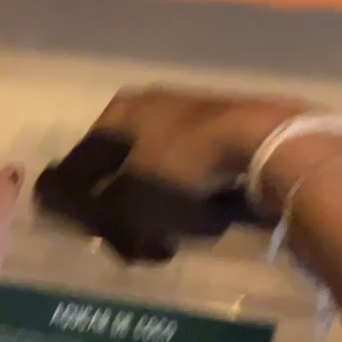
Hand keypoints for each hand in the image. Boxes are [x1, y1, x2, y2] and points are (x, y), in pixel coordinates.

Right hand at [95, 88, 341, 213]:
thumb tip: (86, 225)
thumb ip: (101, 214)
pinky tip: (198, 219)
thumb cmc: (180, 165)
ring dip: (156, 203)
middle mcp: (149, 105)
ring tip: (165, 235)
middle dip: (121, 205)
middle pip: (122, 166)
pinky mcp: (225, 129)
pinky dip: (188, 196)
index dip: (77, 196)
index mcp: (118, 113)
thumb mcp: (130, 200)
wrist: (264, 142)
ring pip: (158, 170)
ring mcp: (190, 114)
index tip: (80, 224)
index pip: (82, 161)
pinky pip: (192, 170)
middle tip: (126, 235)